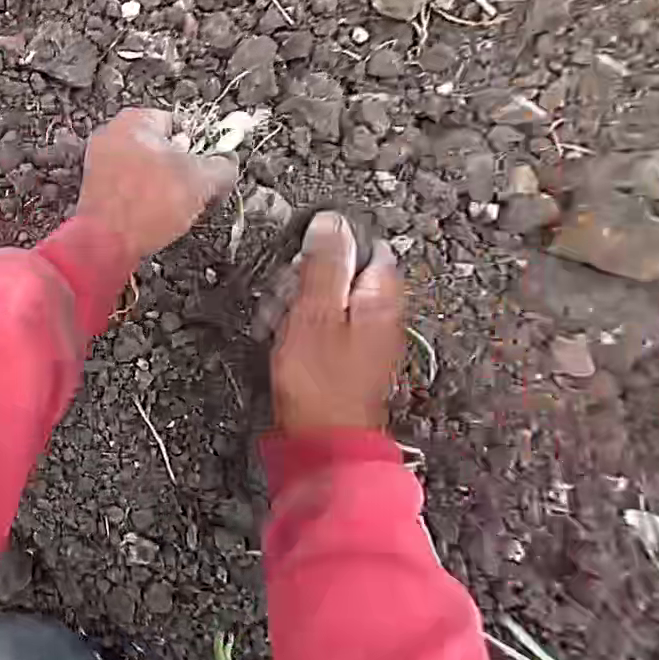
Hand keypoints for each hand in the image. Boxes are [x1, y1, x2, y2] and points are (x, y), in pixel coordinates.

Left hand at [75, 108, 238, 259]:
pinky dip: (143, 199)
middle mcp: (110, 136)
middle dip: (182, 168)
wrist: (104, 244)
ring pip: (147, 171)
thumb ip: (224, 165)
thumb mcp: (203, 180)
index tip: (210, 165)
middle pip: (163, 148)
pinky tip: (152, 216)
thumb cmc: (149, 203)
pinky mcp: (93, 191)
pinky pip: (130, 188)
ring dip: (164, 186)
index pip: (182, 123)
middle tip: (194, 189)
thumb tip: (227, 163)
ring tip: (173, 207)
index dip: (201, 146)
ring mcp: (97, 164)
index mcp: (133, 120)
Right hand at [271, 212, 404, 432]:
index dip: (329, 247)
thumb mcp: (313, 314)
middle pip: (345, 275)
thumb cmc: (319, 380)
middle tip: (284, 296)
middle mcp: (380, 315)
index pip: (365, 249)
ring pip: (330, 301)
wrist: (322, 435)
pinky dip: (300, 326)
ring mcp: (364, 337)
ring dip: (299, 304)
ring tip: (278, 321)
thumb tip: (331, 224)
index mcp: (380, 299)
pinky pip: (321, 325)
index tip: (299, 257)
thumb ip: (323, 268)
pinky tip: (283, 337)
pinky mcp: (344, 356)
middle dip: (308, 279)